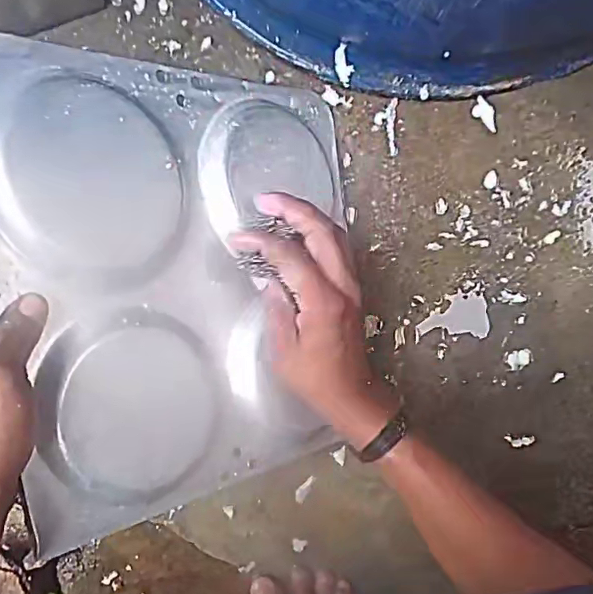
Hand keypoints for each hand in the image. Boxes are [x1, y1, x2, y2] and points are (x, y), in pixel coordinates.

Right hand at [229, 193, 396, 446]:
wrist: (352, 393)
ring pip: (335, 236)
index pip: (290, 255)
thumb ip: (277, 309)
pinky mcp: (353, 291)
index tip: (239, 238)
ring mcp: (352, 287)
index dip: (261, 241)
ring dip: (309, 216)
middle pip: (322, 231)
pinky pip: (338, 250)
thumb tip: (270, 280)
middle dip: (293, 208)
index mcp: (322, 301)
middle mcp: (342, 286)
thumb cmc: (316, 379)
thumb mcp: (284, 349)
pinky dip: (319, 233)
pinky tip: (301, 232)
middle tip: (264, 200)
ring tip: (280, 208)